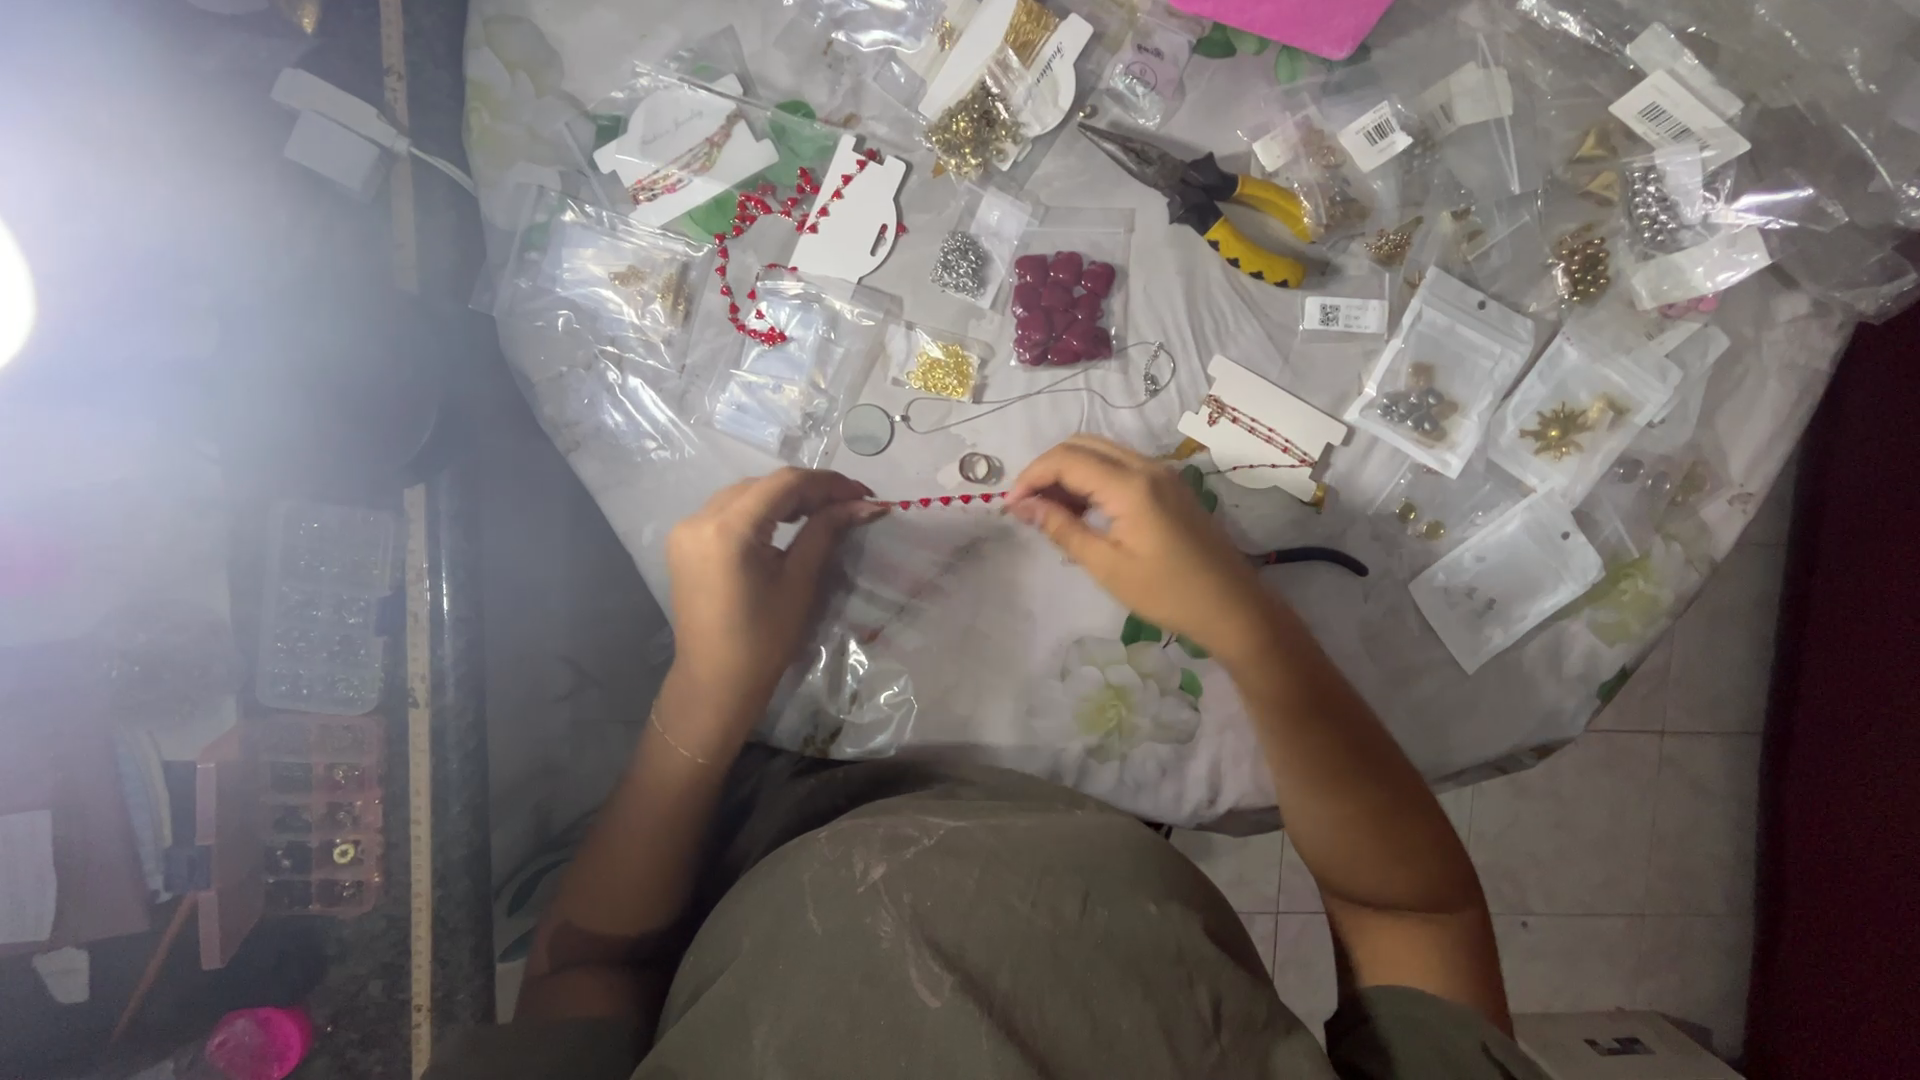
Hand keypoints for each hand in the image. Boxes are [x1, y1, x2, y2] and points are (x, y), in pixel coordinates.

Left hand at [665, 468, 887, 730]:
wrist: (716, 680)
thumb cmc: (764, 638)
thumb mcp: (800, 580)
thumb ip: (826, 531)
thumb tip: (864, 504)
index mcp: (729, 529)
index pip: (785, 483)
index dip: (828, 483)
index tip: (862, 494)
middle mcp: (700, 518)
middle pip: (763, 484)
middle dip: (808, 489)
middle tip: (848, 505)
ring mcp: (686, 529)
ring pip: (745, 493)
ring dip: (784, 497)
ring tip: (822, 512)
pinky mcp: (684, 541)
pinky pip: (727, 510)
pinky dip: (760, 509)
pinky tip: (785, 522)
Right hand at [1007, 436, 1280, 668]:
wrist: (1232, 607)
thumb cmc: (1167, 593)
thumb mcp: (1107, 566)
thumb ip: (1062, 529)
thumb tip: (1021, 506)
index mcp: (1130, 485)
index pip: (1066, 460)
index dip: (1032, 477)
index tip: (1010, 506)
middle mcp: (1147, 466)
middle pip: (1082, 445)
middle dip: (1047, 468)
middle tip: (1026, 505)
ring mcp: (1162, 473)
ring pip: (1101, 451)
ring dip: (1069, 471)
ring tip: (1048, 510)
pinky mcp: (1170, 485)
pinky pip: (1120, 465)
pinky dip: (1092, 477)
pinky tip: (1080, 509)